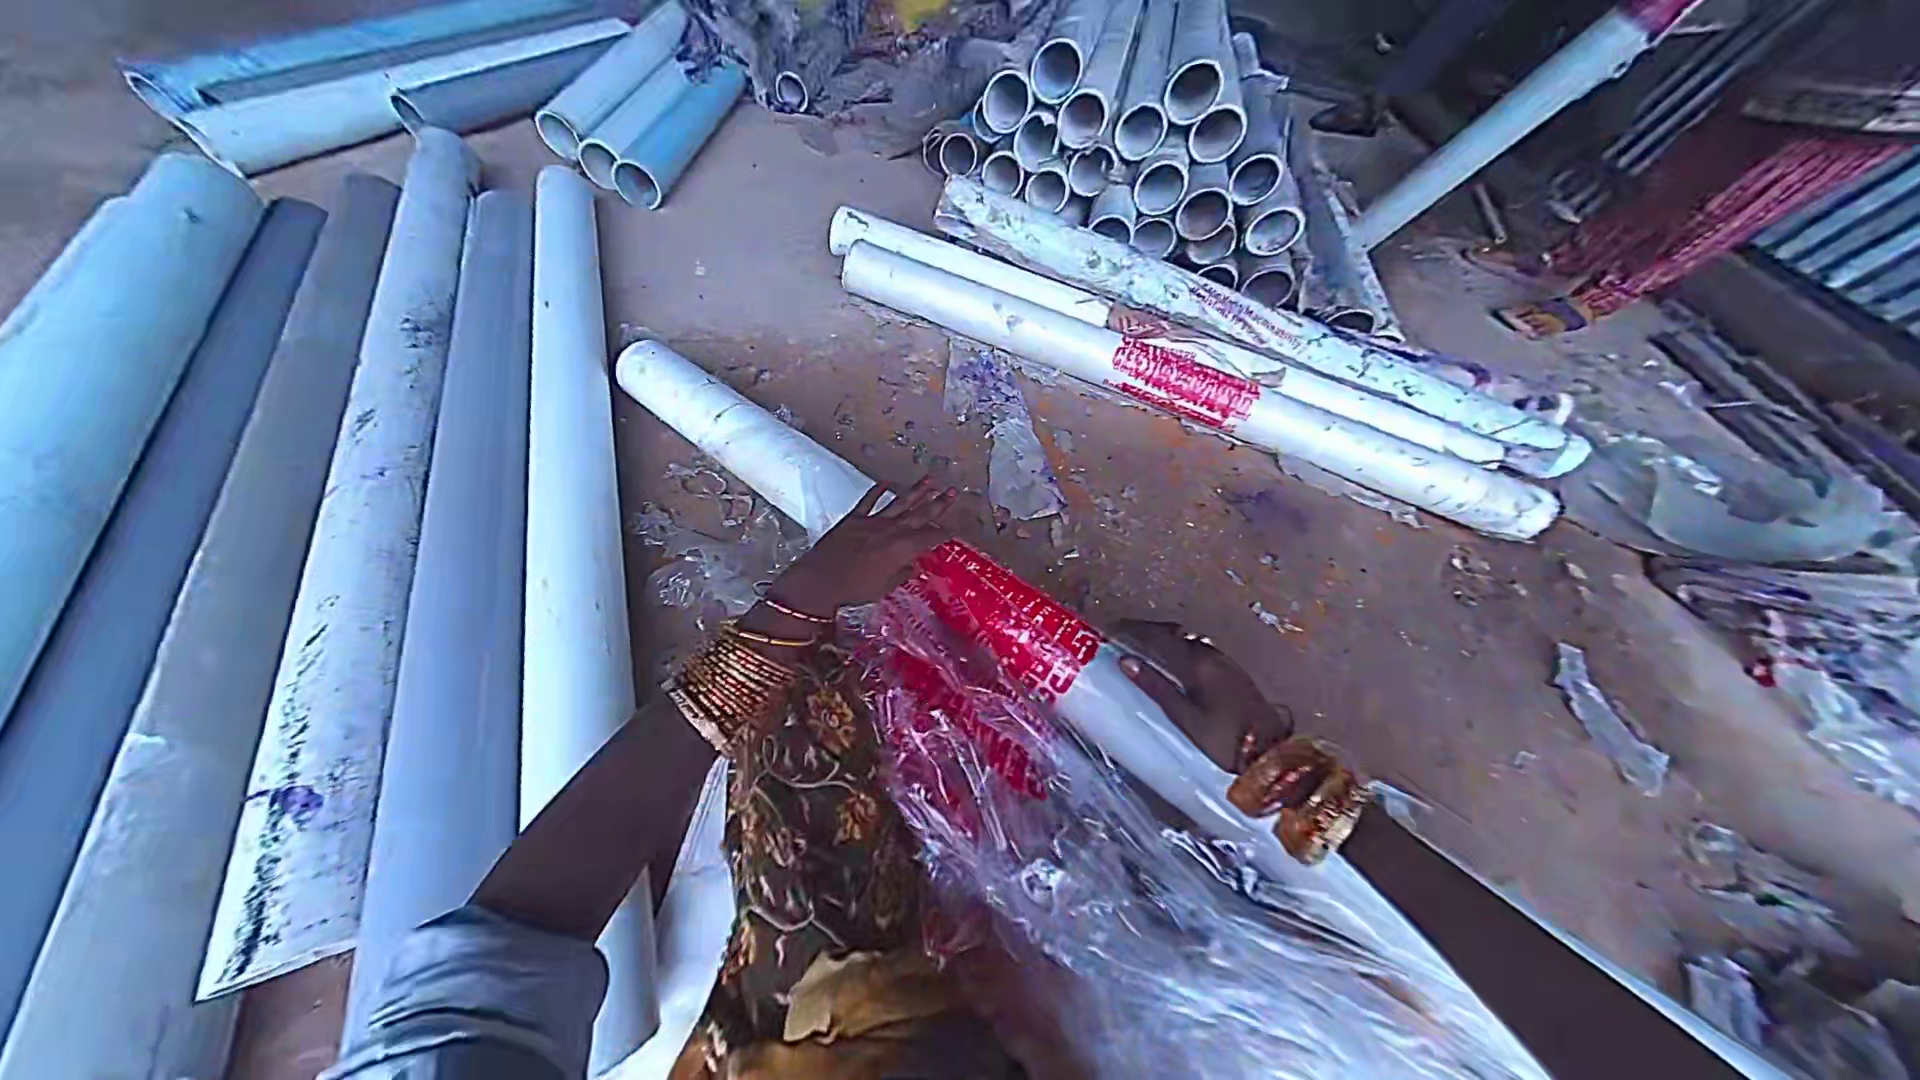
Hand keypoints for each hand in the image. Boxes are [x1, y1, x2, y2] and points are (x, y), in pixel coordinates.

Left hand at [768, 478, 957, 615]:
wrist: (820, 580)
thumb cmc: (855, 588)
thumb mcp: (885, 587)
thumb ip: (901, 574)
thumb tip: (912, 566)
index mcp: (903, 548)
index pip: (930, 538)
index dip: (943, 534)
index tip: (954, 529)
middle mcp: (892, 530)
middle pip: (920, 514)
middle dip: (939, 504)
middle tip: (952, 491)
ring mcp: (872, 522)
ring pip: (900, 503)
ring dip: (916, 491)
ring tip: (930, 480)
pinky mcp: (853, 519)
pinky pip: (868, 501)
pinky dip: (876, 491)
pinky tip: (885, 482)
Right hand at [1113, 620, 1363, 862]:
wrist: (1273, 754)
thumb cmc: (1226, 741)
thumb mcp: (1184, 718)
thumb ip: (1155, 687)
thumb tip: (1125, 661)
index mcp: (1196, 662)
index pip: (1156, 637)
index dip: (1131, 631)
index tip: (1108, 630)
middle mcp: (1210, 654)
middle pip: (1170, 633)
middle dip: (1143, 631)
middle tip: (1118, 636)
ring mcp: (1223, 660)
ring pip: (1183, 640)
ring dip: (1159, 639)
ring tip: (1136, 647)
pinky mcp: (1230, 671)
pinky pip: (1194, 649)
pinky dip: (1174, 648)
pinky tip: (1166, 661)